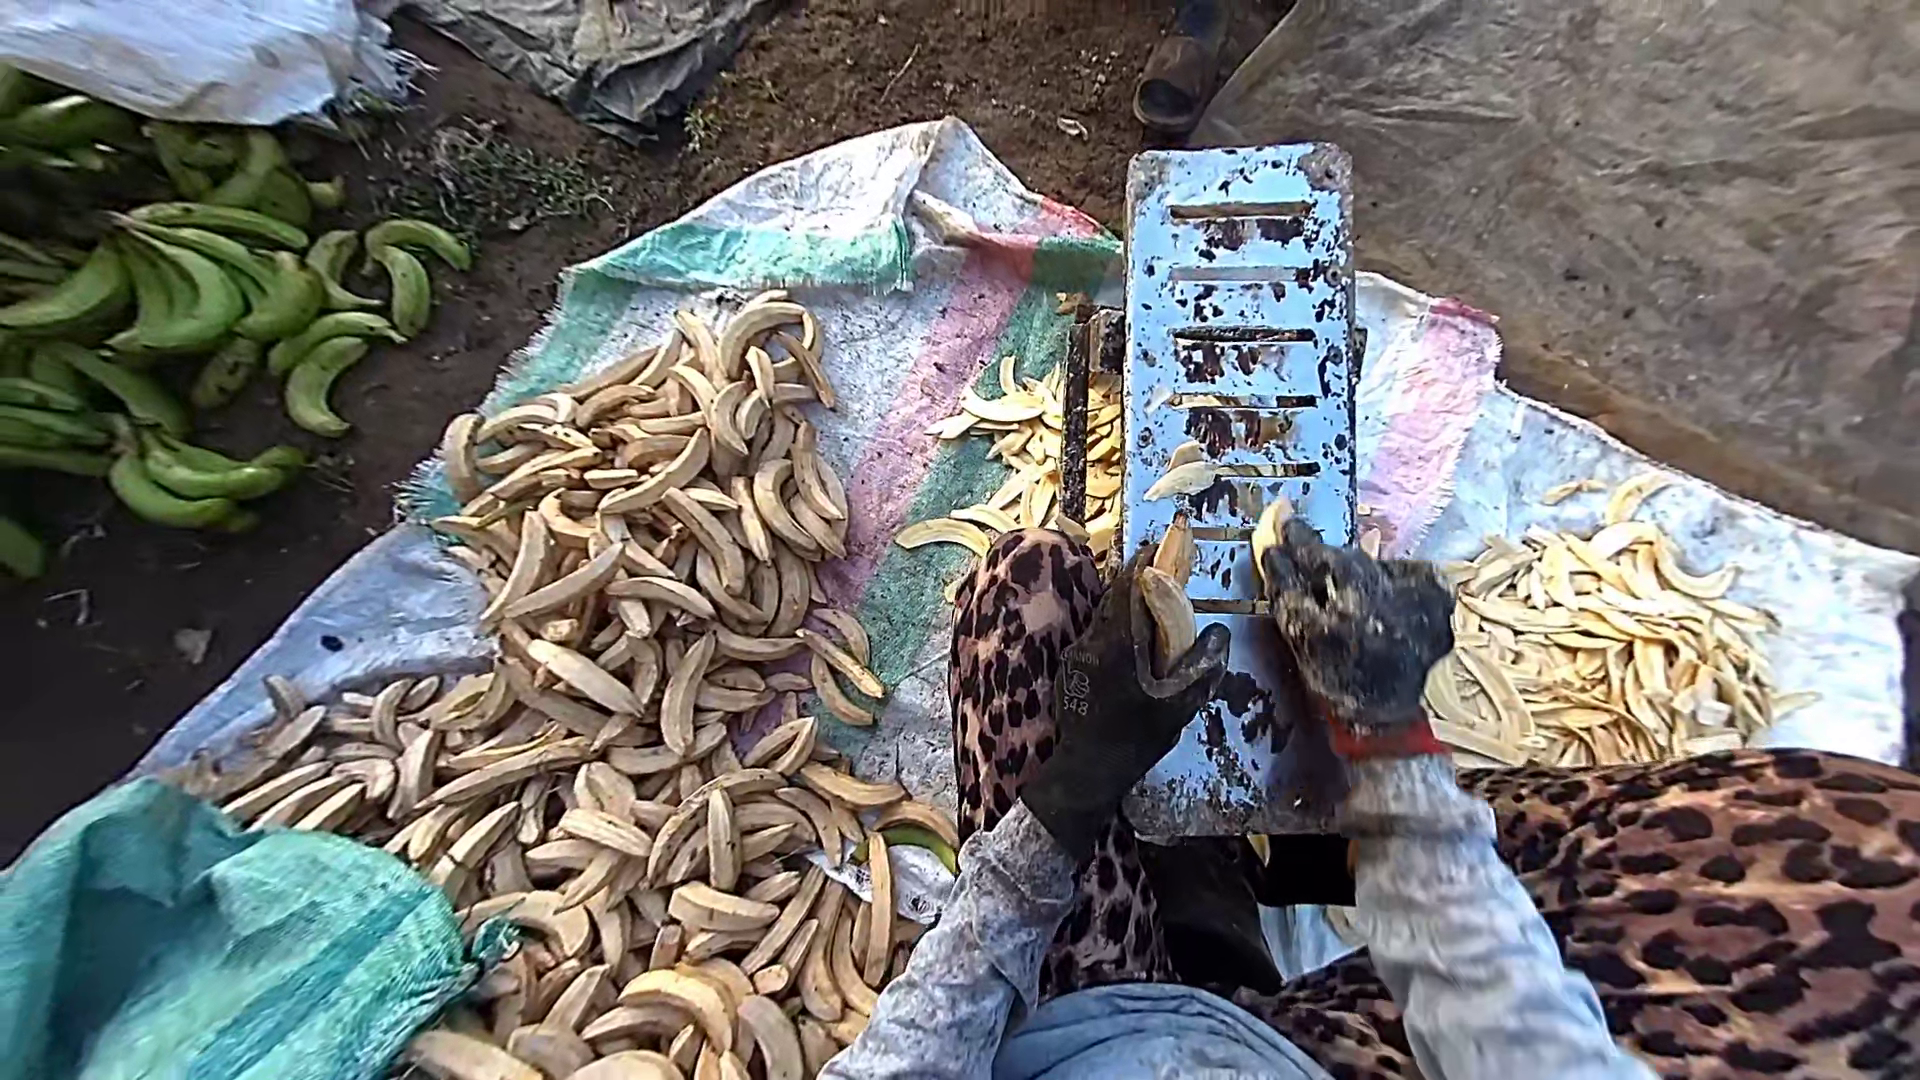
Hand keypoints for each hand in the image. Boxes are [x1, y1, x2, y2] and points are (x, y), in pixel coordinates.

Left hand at [1023, 553, 1229, 860]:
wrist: (1087, 767)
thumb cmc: (1136, 737)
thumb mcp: (1178, 706)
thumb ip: (1201, 667)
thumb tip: (1218, 632)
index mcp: (1120, 643)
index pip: (1128, 589)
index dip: (1142, 565)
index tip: (1156, 549)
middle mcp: (1093, 640)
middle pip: (1113, 597)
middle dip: (1133, 579)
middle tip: (1155, 568)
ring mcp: (1077, 651)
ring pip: (1102, 615)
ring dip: (1122, 603)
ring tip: (1145, 600)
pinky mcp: (1070, 664)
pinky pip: (1094, 634)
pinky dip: (1112, 624)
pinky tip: (1127, 637)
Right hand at [1260, 517, 1453, 758]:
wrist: (1389, 713)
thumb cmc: (1336, 675)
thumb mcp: (1300, 632)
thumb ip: (1286, 586)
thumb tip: (1272, 548)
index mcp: (1356, 594)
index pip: (1318, 552)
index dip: (1296, 535)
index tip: (1282, 518)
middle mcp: (1396, 587)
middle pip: (1351, 557)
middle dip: (1326, 557)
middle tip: (1306, 559)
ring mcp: (1425, 595)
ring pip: (1379, 565)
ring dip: (1357, 570)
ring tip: (1343, 589)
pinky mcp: (1441, 605)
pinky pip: (1408, 577)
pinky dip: (1390, 580)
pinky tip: (1380, 598)